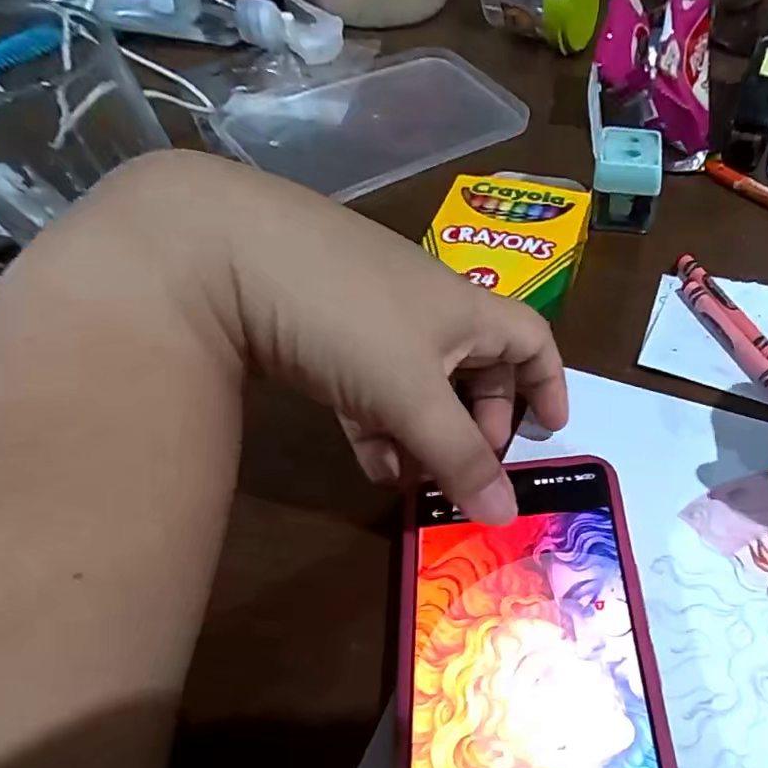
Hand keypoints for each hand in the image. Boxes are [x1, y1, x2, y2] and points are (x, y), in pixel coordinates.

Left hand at [80, 152, 568, 524]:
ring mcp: (372, 314)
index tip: (550, 431)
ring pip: (420, 382)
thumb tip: (507, 517)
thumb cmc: (345, 316)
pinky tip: (369, 461)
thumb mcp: (411, 394)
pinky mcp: (323, 327)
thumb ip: (459, 457)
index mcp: (466, 309)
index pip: (533, 339)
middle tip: (470, 465)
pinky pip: (370, 382)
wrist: (216, 250)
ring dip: (425, 434)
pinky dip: (379, 422)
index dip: (551, 384)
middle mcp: (428, 306)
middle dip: (480, 423)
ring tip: (414, 479)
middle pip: (478, 369)